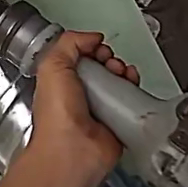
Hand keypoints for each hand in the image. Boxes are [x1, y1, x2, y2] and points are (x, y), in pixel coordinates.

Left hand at [24, 31, 136, 186]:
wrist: (73, 149)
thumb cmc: (57, 114)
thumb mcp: (53, 65)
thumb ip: (70, 43)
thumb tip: (92, 37)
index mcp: (62, 82)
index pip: (81, 57)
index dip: (91, 48)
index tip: (96, 47)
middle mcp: (81, 95)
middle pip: (102, 66)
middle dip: (109, 57)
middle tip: (108, 61)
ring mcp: (101, 108)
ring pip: (118, 80)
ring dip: (123, 70)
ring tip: (120, 72)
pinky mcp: (118, 120)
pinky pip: (131, 99)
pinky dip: (134, 87)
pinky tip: (132, 82)